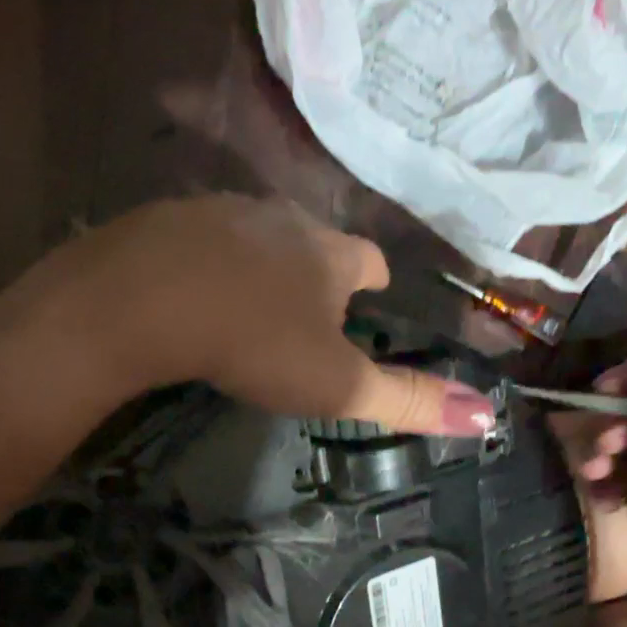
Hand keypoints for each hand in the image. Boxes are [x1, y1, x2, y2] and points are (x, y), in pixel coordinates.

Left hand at [9, 194, 498, 435]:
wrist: (140, 299)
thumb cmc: (252, 342)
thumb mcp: (335, 384)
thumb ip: (406, 400)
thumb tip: (487, 416)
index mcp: (330, 254)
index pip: (371, 259)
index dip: (372, 282)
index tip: (363, 303)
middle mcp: (284, 219)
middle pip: (314, 239)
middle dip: (315, 269)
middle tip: (301, 310)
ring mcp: (223, 211)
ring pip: (257, 233)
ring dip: (260, 261)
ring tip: (245, 300)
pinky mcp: (169, 216)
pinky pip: (200, 236)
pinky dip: (205, 259)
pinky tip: (187, 289)